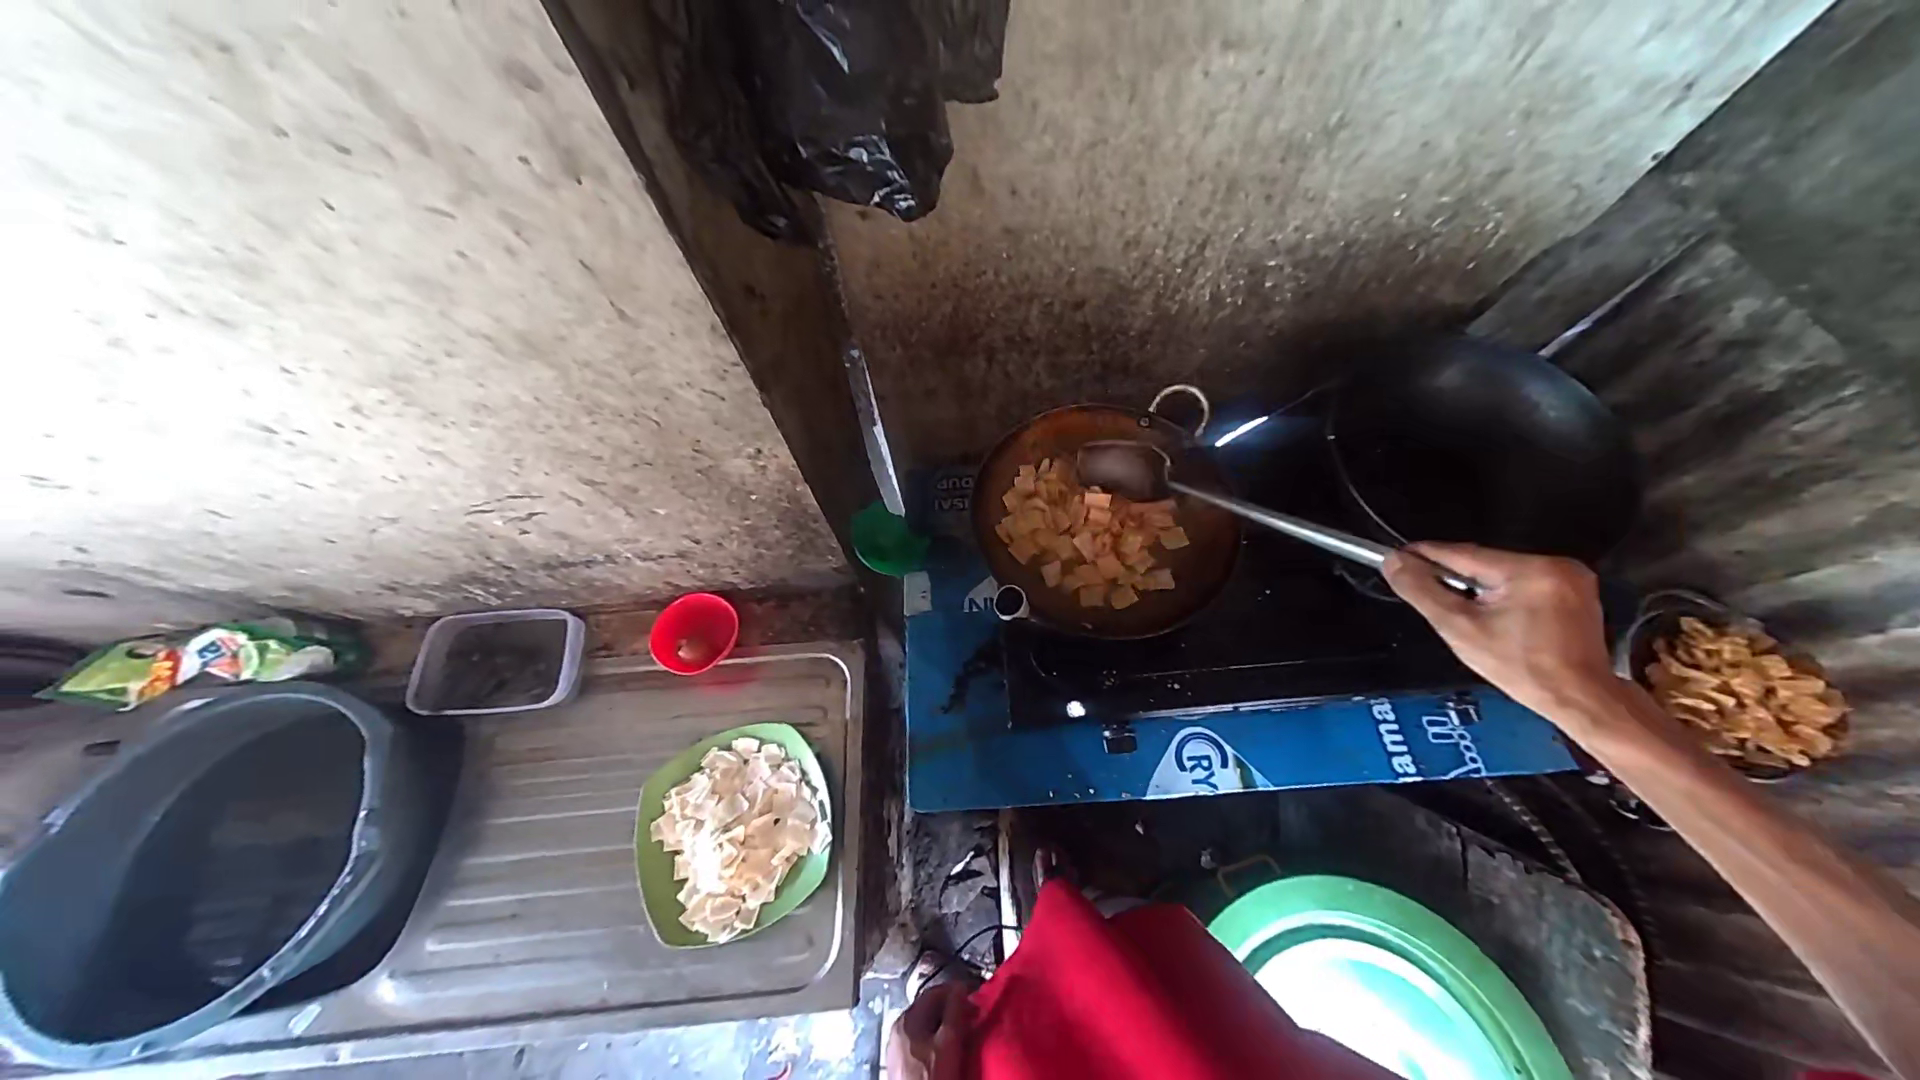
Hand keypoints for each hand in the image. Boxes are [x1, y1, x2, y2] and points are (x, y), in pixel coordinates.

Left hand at [884, 981, 972, 1079]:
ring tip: (964, 1035)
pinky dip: (936, 1042)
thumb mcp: (949, 1044)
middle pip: (929, 1009)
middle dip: (951, 1010)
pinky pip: (921, 1044)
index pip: (934, 993)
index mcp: (906, 1019)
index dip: (957, 993)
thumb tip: (960, 987)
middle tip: (973, 1017)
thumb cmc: (933, 1079)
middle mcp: (898, 1029)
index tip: (976, 999)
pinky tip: (949, 1053)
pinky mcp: (901, 1067)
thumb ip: (955, 1011)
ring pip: (926, 1027)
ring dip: (945, 1027)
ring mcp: (897, 1050)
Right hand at [1382, 542, 1621, 720]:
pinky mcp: (1574, 591)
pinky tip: (1486, 612)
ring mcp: (1570, 577)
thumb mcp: (1458, 628)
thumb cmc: (1518, 666)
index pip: (1461, 553)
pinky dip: (1497, 592)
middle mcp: (1556, 564)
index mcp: (1530, 570)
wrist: (1578, 698)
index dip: (1422, 554)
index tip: (1394, 557)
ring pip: (1499, 572)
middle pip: (1482, 562)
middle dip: (1450, 576)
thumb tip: (1393, 561)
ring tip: (1453, 606)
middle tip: (1420, 588)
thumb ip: (1421, 590)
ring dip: (1472, 585)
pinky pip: (1520, 582)